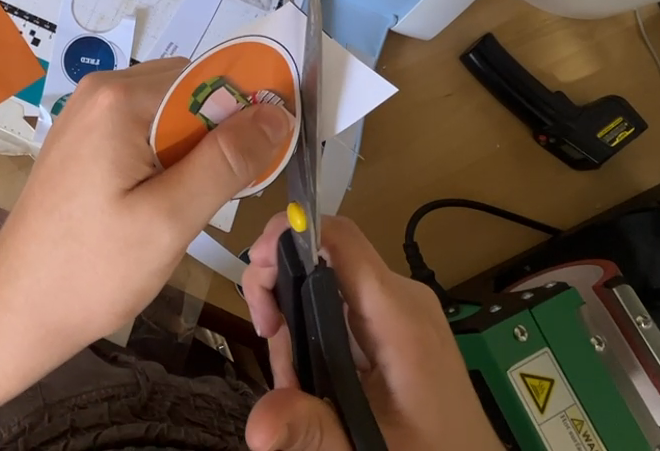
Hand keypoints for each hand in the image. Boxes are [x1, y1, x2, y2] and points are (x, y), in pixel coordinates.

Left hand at [0, 58, 292, 379]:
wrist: (15, 309)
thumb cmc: (91, 270)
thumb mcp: (171, 218)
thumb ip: (227, 161)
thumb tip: (278, 113)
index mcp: (120, 97)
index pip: (208, 78)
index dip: (247, 111)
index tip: (271, 156)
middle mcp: (101, 90)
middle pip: (189, 91)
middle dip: (218, 133)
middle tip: (226, 193)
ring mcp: (87, 113)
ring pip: (169, 112)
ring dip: (194, 149)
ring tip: (190, 204)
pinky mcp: (83, 139)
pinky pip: (143, 129)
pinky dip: (166, 157)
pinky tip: (163, 200)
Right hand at [241, 214, 498, 450]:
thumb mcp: (369, 449)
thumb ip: (313, 430)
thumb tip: (257, 422)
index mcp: (400, 317)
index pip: (339, 237)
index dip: (289, 232)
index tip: (256, 269)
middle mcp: (402, 299)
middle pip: (322, 258)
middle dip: (281, 293)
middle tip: (266, 338)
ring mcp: (402, 309)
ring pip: (326, 283)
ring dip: (296, 322)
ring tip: (294, 381)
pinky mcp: (398, 323)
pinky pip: (342, 303)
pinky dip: (315, 330)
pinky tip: (313, 378)